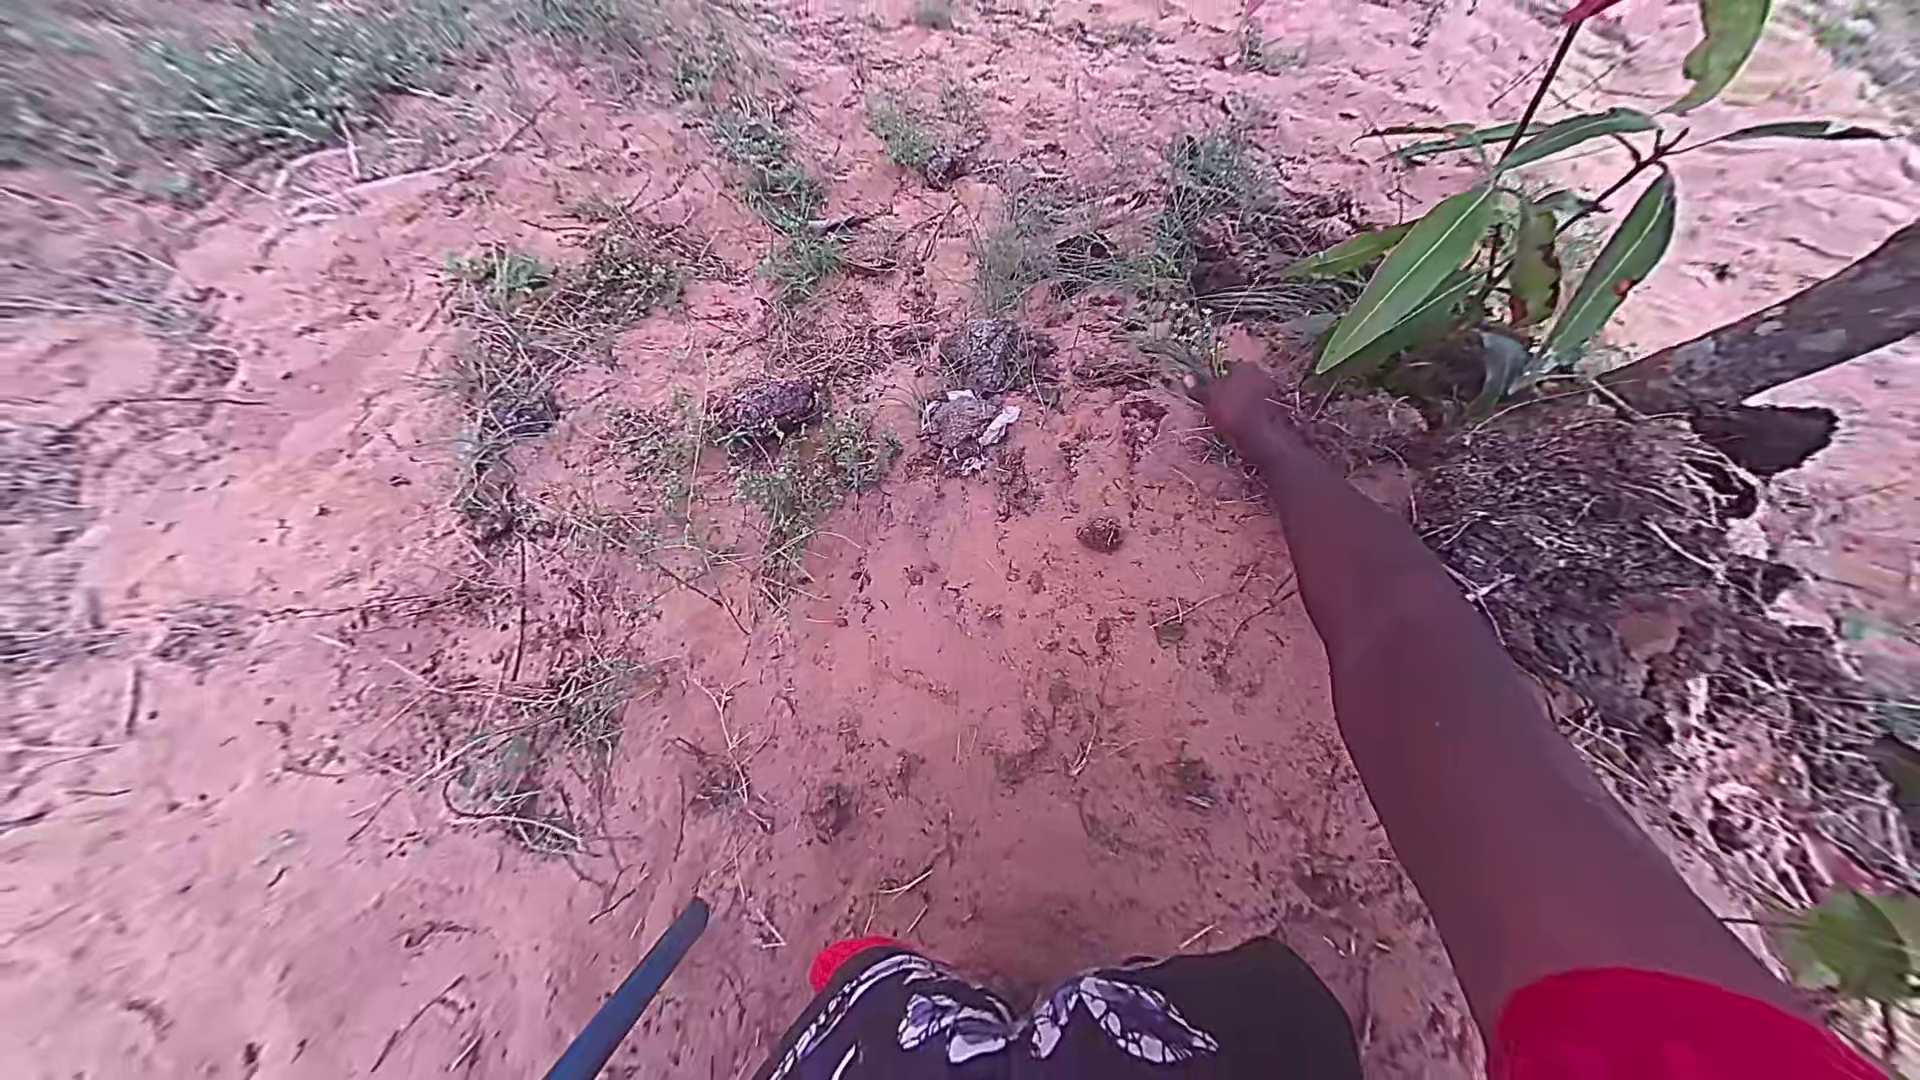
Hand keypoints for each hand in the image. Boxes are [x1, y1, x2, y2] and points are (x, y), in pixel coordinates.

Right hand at [1188, 364, 1300, 460]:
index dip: (1213, 378)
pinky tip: (1238, 422)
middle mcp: (1260, 373)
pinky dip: (1247, 411)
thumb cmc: (1232, 411)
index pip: (1225, 367)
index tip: (1205, 388)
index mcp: (1244, 366)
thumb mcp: (1208, 398)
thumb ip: (1198, 387)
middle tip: (1214, 402)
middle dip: (1228, 388)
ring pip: (1248, 392)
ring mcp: (1270, 390)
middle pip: (1239, 378)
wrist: (1260, 436)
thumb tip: (1186, 378)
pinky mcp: (1275, 408)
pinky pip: (1255, 406)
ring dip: (1237, 400)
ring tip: (1224, 415)